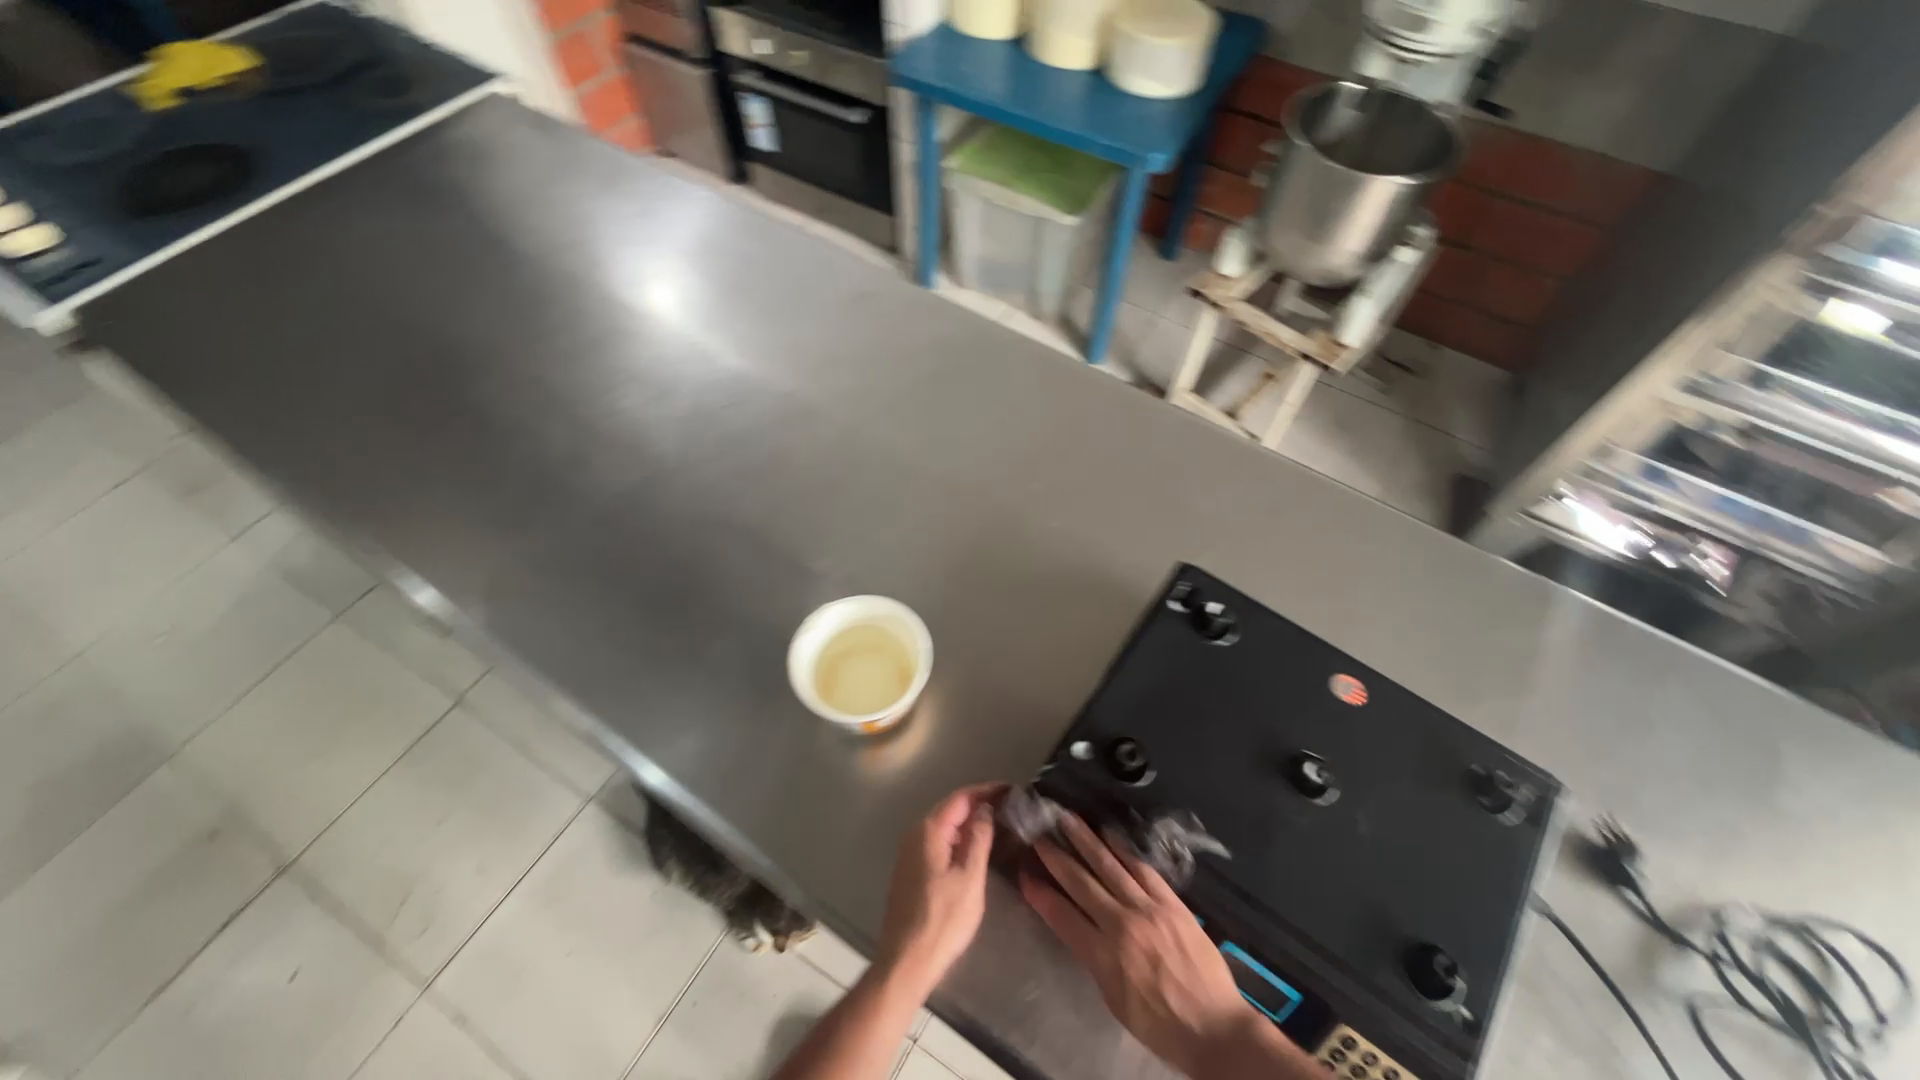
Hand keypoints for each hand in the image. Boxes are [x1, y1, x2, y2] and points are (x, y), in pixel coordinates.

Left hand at [876, 784, 1001, 994]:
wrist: (907, 960)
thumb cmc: (943, 919)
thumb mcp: (970, 878)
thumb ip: (978, 839)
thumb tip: (984, 809)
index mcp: (928, 831)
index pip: (960, 798)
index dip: (986, 790)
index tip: (1012, 790)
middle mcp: (915, 835)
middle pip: (950, 809)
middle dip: (979, 803)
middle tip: (1009, 806)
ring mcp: (910, 854)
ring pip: (944, 827)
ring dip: (969, 822)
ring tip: (999, 823)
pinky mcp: (911, 871)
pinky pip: (938, 843)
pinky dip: (958, 839)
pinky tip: (975, 848)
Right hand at [1019, 813, 1256, 1076]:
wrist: (1213, 1026)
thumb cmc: (1158, 1024)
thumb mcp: (1112, 998)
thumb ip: (1094, 958)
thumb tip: (1079, 929)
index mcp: (1101, 954)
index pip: (1061, 914)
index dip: (1040, 892)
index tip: (1024, 872)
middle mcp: (1121, 924)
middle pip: (1081, 882)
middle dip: (1056, 856)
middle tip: (1039, 832)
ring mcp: (1148, 909)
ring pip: (1110, 866)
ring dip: (1086, 839)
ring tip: (1067, 818)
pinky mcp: (1172, 903)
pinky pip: (1143, 869)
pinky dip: (1124, 849)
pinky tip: (1109, 834)